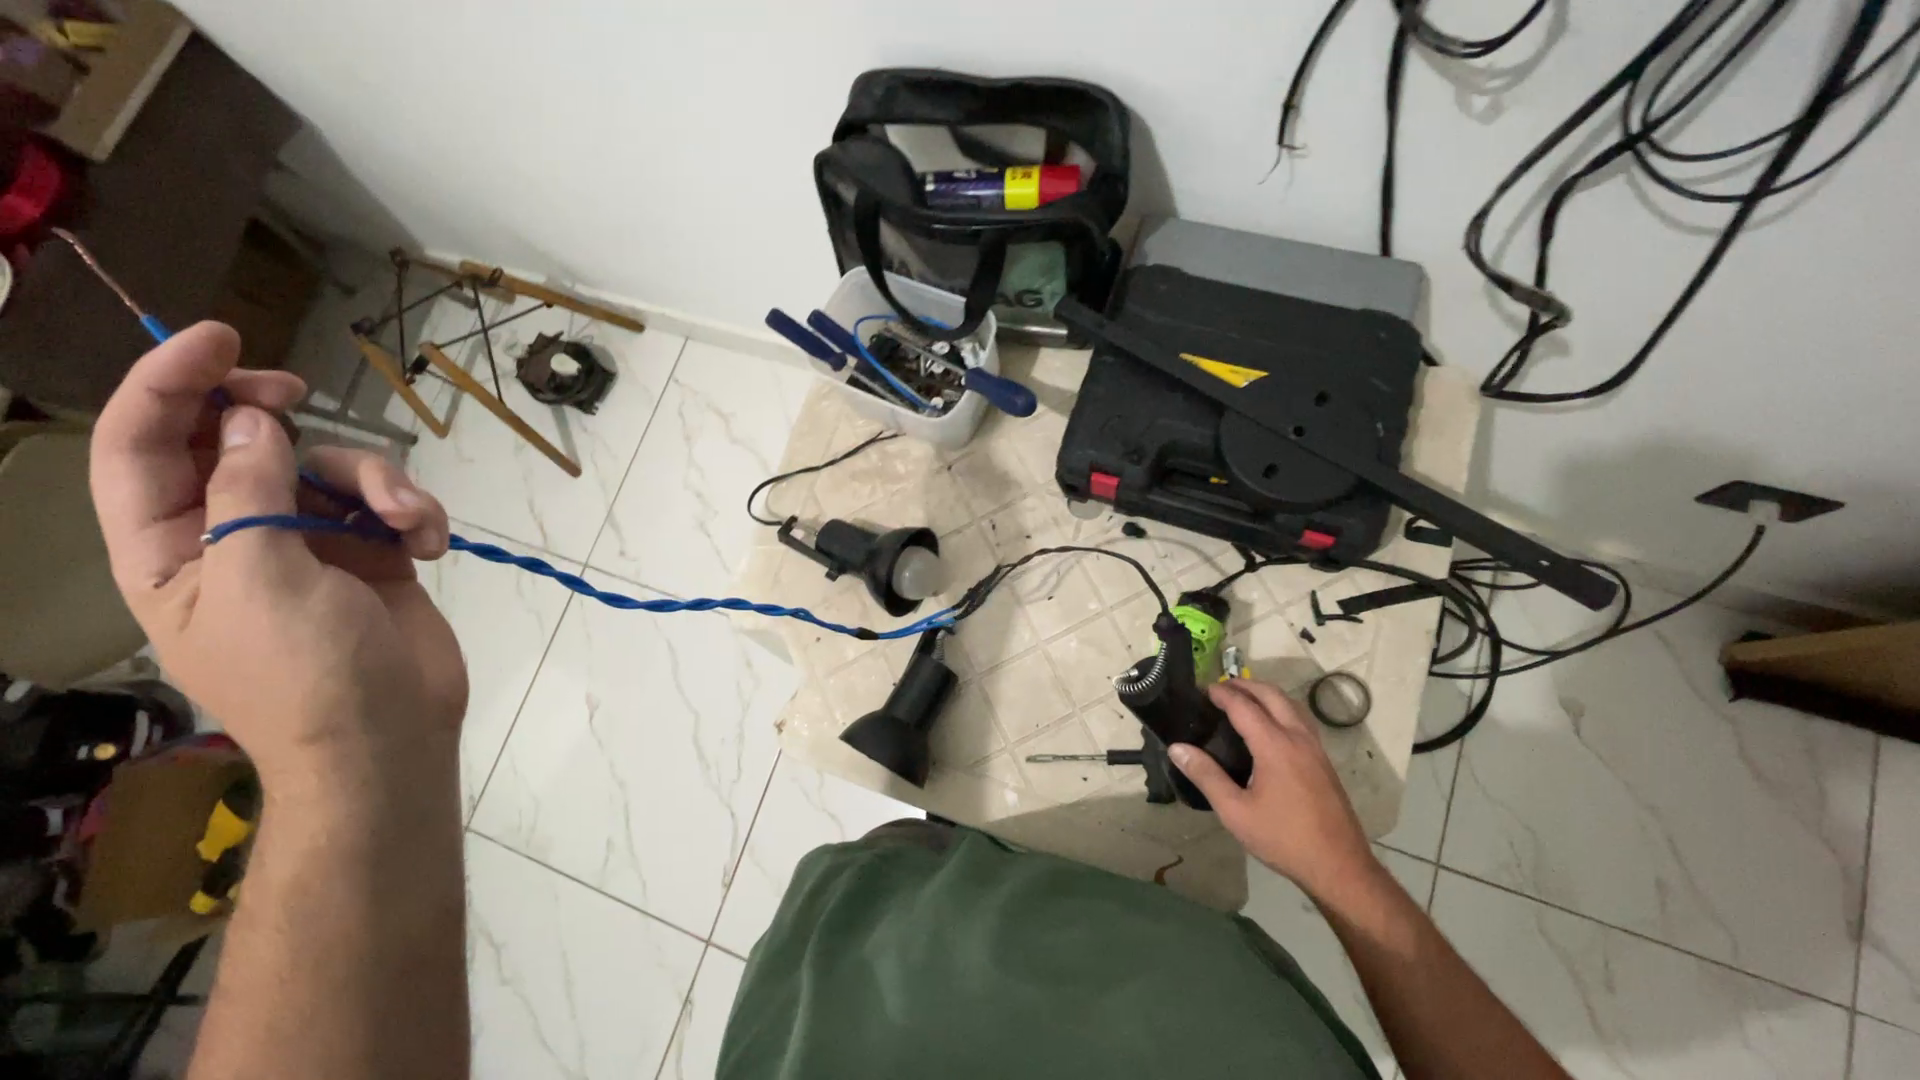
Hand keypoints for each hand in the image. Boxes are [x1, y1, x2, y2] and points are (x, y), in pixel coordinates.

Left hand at [89, 323, 467, 793]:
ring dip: (377, 482)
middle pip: (240, 442)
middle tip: (303, 393)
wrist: (390, 736)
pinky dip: (414, 514)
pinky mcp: (372, 554)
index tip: (222, 340)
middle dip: (275, 415)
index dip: (169, 384)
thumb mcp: (260, 577)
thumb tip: (256, 420)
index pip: (141, 447)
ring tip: (413, 520)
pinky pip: (387, 504)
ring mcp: (308, 545)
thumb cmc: (305, 671)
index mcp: (169, 548)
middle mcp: (232, 536)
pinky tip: (433, 543)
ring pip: (329, 469)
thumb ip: (248, 490)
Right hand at [1171, 679, 1380, 902]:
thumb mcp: (1235, 811)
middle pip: (1272, 696)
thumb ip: (1206, 776)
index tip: (1203, 689)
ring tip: (1244, 699)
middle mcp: (1298, 738)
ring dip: (1267, 694)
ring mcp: (1316, 749)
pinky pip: (1301, 721)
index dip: (1223, 694)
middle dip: (1246, 685)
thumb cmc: (1282, 838)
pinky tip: (1271, 727)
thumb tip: (1177, 748)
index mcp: (1275, 746)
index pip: (1244, 707)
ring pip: (1291, 705)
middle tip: (1221, 688)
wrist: (1338, 866)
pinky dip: (1281, 709)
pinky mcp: (1324, 762)